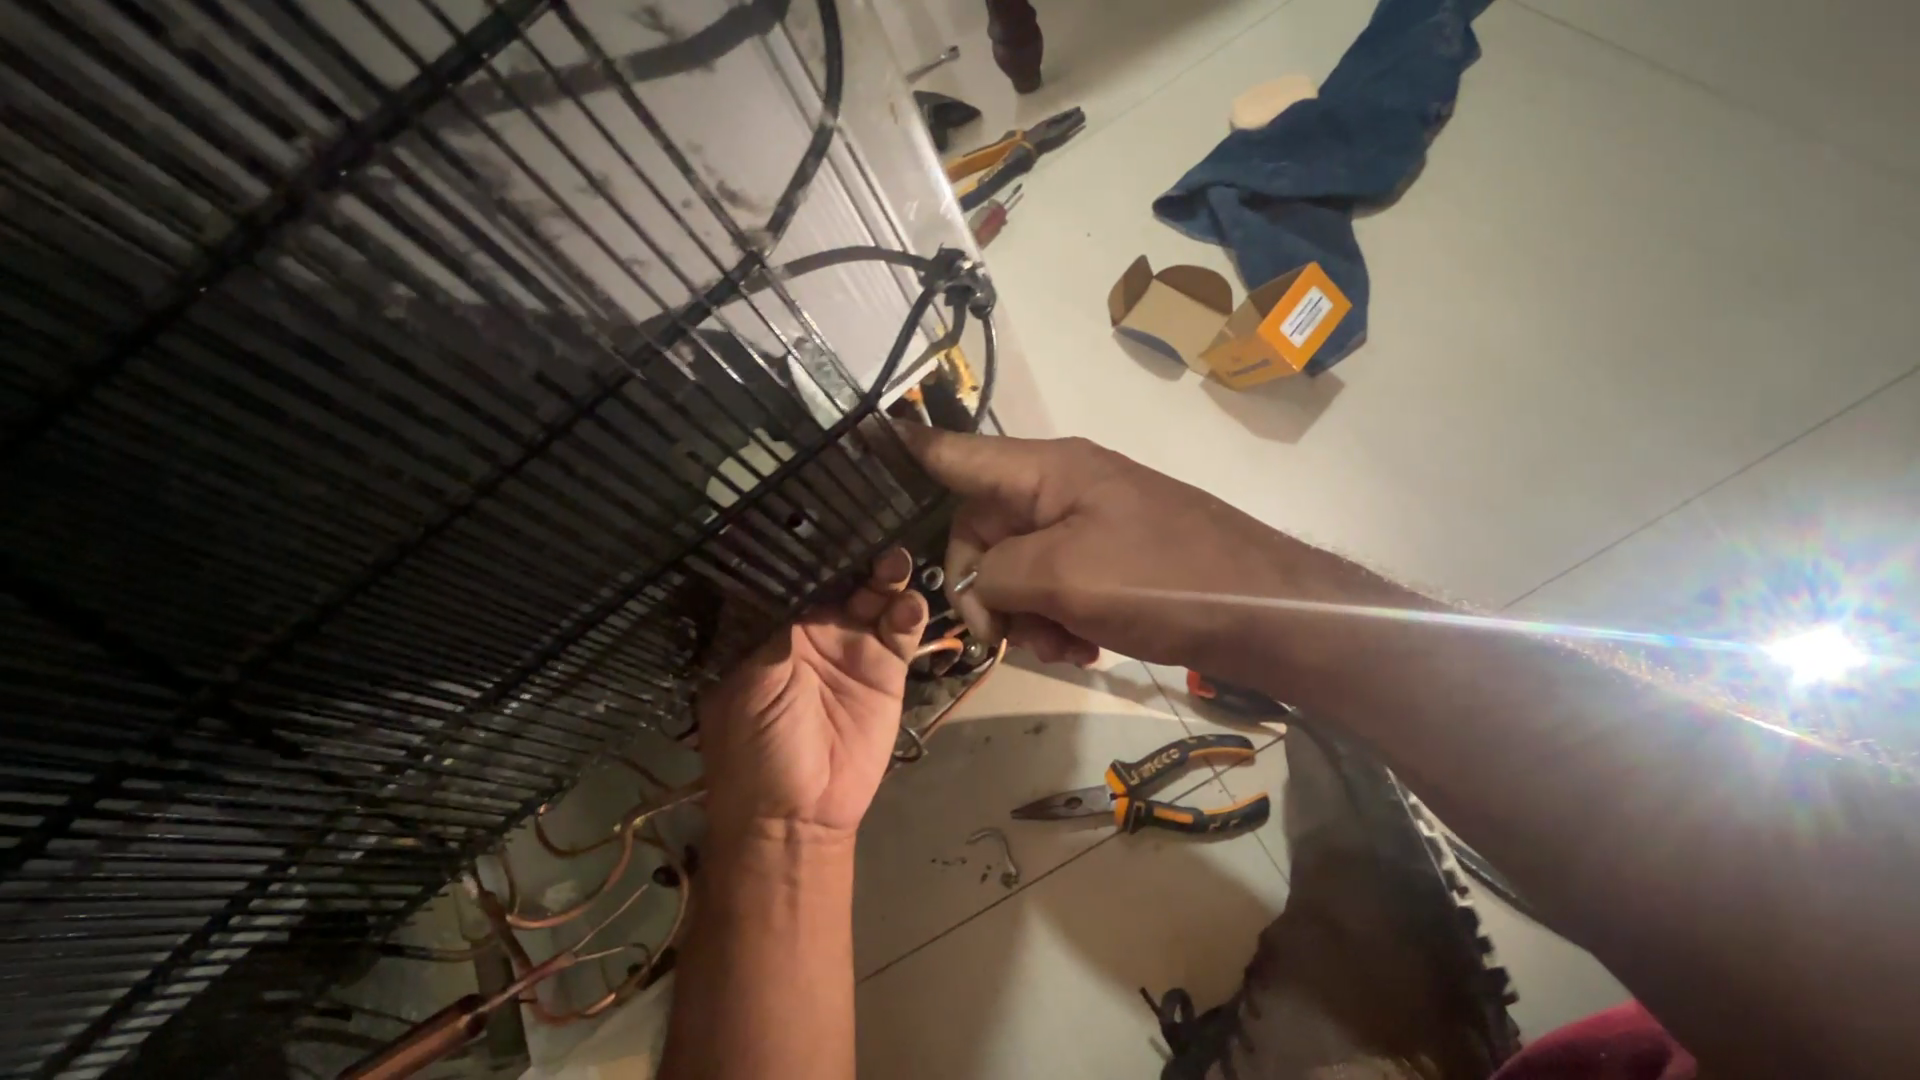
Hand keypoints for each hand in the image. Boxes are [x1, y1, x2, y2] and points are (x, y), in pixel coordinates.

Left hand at [696, 549, 928, 845]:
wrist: (799, 812)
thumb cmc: (757, 747)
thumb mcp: (753, 684)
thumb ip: (780, 629)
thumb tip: (796, 574)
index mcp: (771, 631)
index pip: (794, 579)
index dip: (809, 553)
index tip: (826, 518)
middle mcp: (813, 631)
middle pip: (839, 581)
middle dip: (854, 559)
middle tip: (871, 535)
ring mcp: (852, 649)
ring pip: (874, 599)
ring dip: (885, 578)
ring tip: (896, 563)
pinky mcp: (886, 669)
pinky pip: (900, 631)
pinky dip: (909, 614)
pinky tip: (910, 604)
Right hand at [897, 426, 1401, 679]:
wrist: (1270, 612)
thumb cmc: (1164, 580)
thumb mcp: (1064, 574)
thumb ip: (997, 571)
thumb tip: (978, 579)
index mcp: (1045, 470)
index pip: (955, 452)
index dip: (907, 452)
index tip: (861, 448)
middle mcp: (1062, 487)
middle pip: (982, 528)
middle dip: (987, 585)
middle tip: (1006, 636)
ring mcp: (1090, 523)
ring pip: (1018, 565)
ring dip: (1025, 613)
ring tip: (1062, 645)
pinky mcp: (1112, 559)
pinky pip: (1057, 584)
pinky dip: (1058, 618)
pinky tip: (1083, 645)